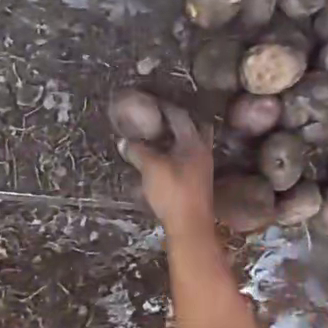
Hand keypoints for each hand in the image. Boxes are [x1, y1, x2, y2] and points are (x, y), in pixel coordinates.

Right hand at [121, 102, 215, 237]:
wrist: (190, 226)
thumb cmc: (172, 192)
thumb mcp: (150, 168)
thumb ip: (138, 151)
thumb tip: (125, 141)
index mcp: (193, 143)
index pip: (180, 116)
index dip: (164, 107)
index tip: (151, 101)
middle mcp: (202, 151)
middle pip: (195, 126)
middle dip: (179, 119)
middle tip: (162, 116)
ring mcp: (202, 166)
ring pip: (192, 143)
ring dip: (178, 136)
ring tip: (159, 135)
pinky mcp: (198, 180)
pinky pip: (188, 157)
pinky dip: (177, 151)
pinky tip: (164, 157)